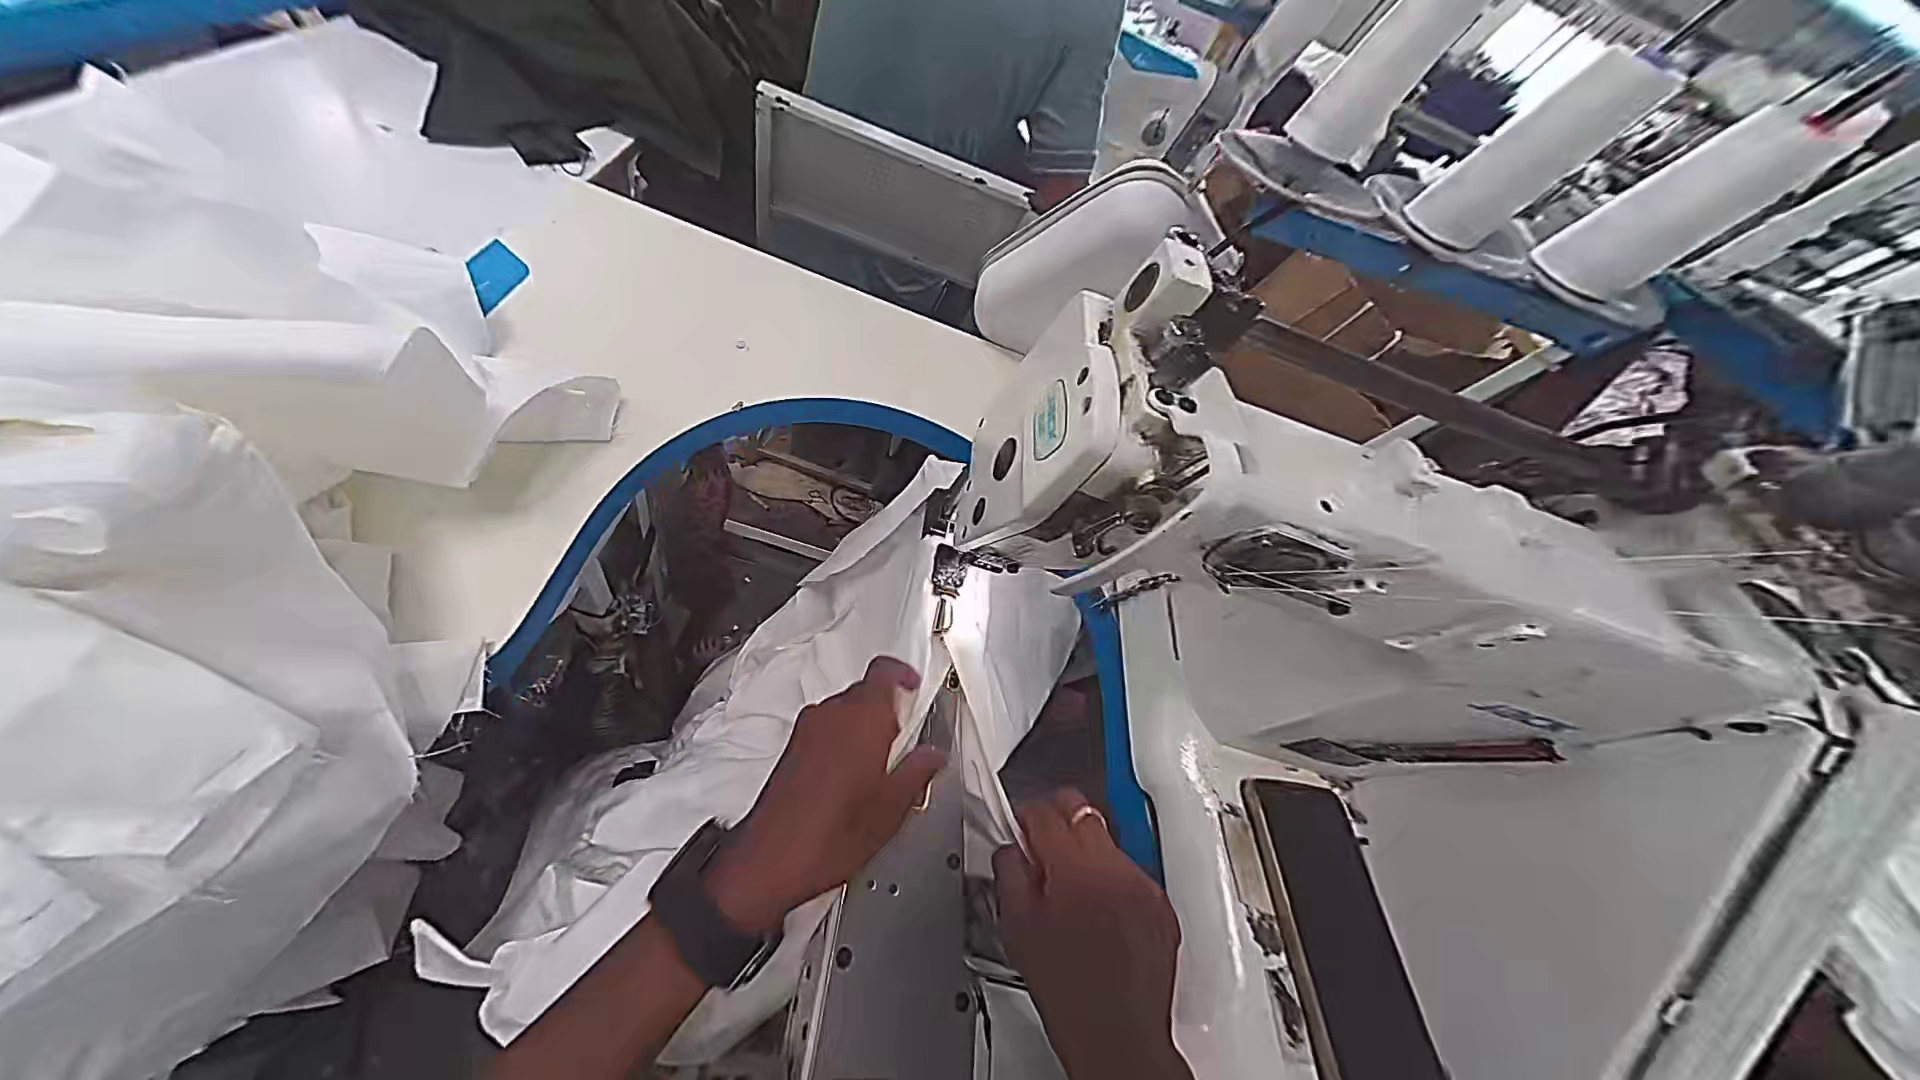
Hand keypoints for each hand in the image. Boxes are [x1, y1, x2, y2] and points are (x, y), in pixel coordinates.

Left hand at [704, 657, 945, 932]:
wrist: (771, 859)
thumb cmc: (827, 833)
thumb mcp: (893, 806)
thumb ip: (919, 770)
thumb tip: (932, 756)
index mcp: (864, 717)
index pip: (885, 670)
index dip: (905, 674)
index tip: (915, 687)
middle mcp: (832, 713)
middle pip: (867, 690)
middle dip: (888, 709)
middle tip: (906, 737)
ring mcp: (808, 728)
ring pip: (845, 711)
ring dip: (864, 727)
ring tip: (880, 766)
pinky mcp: (793, 747)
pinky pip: (826, 729)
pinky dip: (842, 741)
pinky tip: (852, 779)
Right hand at [995, 790, 1192, 1079]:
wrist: (1118, 1039)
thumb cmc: (1069, 994)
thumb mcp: (1018, 928)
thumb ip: (1010, 871)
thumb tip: (1011, 846)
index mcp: (1074, 871)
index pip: (1045, 811)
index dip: (1024, 814)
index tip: (1018, 823)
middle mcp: (1114, 869)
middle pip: (1080, 808)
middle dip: (1055, 816)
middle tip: (1039, 840)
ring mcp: (1141, 884)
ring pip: (1105, 837)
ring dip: (1083, 848)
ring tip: (1068, 886)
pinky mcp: (1160, 902)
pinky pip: (1128, 868)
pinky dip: (1109, 875)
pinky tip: (1096, 908)